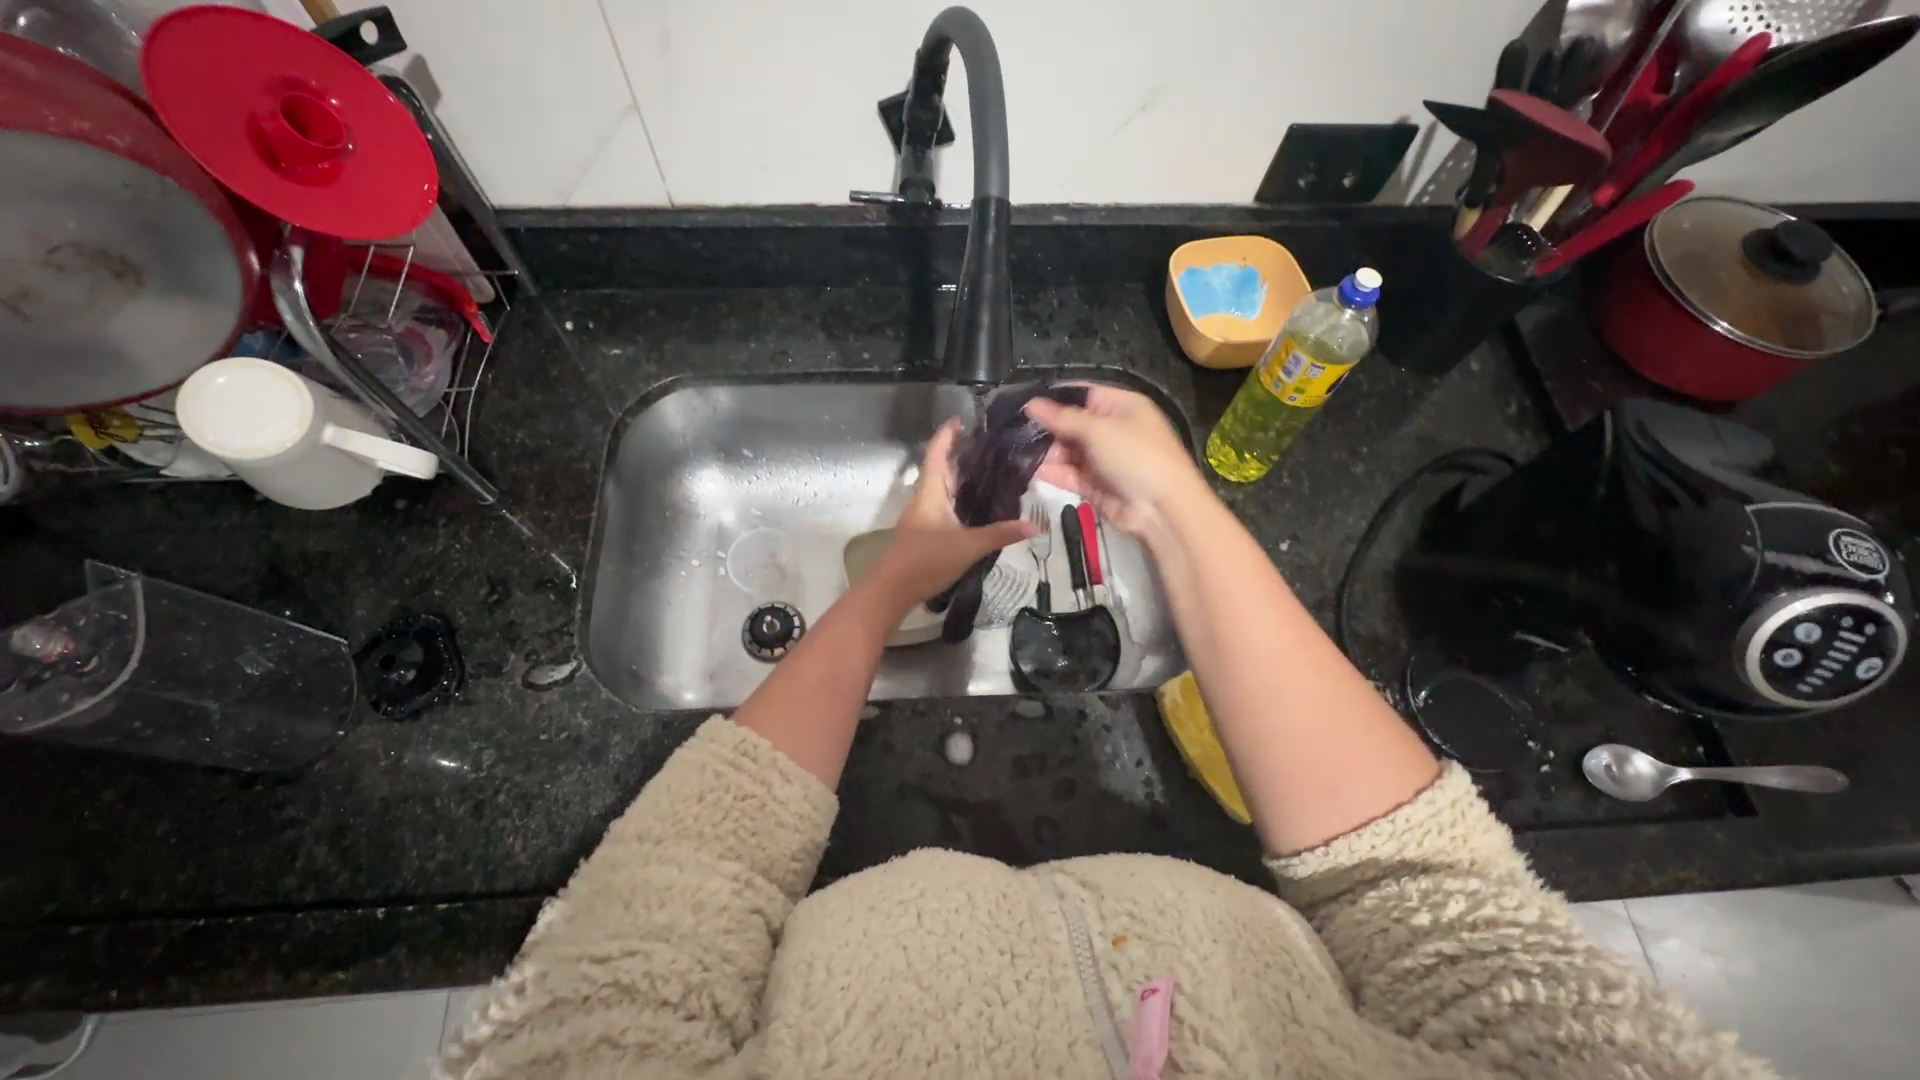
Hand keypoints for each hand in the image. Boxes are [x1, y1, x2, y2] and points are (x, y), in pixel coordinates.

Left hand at [868, 420, 1035, 607]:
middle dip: (959, 455)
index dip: (948, 434)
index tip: (963, 420)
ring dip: (958, 478)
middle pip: (939, 469)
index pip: (937, 453)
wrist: (891, 590)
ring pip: (940, 489)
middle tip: (987, 447)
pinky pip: (941, 506)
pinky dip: (956, 499)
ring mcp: (920, 517)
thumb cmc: (926, 560)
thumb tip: (1036, 525)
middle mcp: (923, 499)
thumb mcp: (968, 547)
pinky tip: (972, 506)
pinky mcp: (922, 533)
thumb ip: (1001, 534)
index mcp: (930, 492)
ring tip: (985, 472)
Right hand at [1026, 385, 1205, 534]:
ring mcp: (1104, 459)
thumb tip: (1031, 403)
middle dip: (1046, 427)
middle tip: (1013, 429)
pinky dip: (1052, 472)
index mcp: (1121, 406)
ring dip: (1046, 451)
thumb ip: (1063, 418)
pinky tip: (1029, 469)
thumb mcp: (1100, 429)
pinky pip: (1069, 474)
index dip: (1054, 397)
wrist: (1162, 509)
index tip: (1023, 401)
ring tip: (1016, 450)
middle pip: (1072, 424)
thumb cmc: (1136, 456)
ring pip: (1068, 451)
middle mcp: (1112, 430)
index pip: (1083, 394)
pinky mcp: (1096, 485)